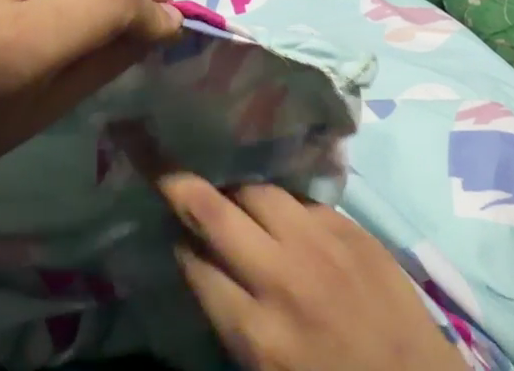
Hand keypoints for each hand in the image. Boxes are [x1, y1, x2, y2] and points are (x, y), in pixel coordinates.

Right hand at [156, 175, 465, 370]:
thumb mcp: (266, 368)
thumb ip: (228, 314)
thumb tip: (197, 257)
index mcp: (257, 332)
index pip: (192, 264)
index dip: (177, 244)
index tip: (171, 233)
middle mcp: (284, 279)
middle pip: (213, 212)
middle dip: (178, 184)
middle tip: (158, 164)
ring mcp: (323, 248)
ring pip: (258, 191)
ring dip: (236, 191)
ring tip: (231, 194)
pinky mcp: (355, 233)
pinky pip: (303, 200)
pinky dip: (284, 204)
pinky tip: (283, 212)